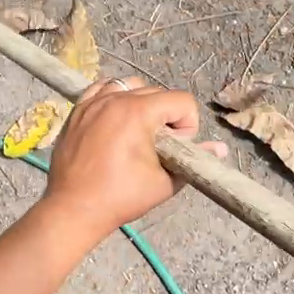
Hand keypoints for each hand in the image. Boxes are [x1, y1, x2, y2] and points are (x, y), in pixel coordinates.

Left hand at [41, 76, 228, 238]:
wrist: (74, 208)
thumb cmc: (120, 197)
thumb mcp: (165, 181)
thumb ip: (193, 159)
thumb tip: (219, 149)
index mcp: (137, 112)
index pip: (181, 101)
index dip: (187, 126)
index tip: (174, 149)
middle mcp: (114, 100)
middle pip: (156, 92)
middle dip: (165, 117)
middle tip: (157, 147)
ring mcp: (91, 103)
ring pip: (128, 86)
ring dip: (139, 104)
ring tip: (136, 133)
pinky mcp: (76, 112)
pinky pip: (99, 90)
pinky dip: (112, 98)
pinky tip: (114, 121)